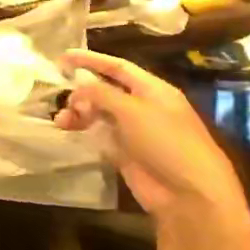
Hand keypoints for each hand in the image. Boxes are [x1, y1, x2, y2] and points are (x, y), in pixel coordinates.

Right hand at [53, 51, 242, 223]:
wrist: (188, 192)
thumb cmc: (165, 141)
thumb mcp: (132, 110)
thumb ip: (102, 94)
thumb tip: (78, 87)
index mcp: (152, 89)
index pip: (118, 67)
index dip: (91, 60)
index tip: (63, 57)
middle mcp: (143, 106)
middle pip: (106, 91)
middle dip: (82, 92)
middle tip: (62, 100)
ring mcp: (135, 131)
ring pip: (100, 114)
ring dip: (80, 114)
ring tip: (62, 122)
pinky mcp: (126, 154)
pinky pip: (101, 136)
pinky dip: (86, 132)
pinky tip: (71, 133)